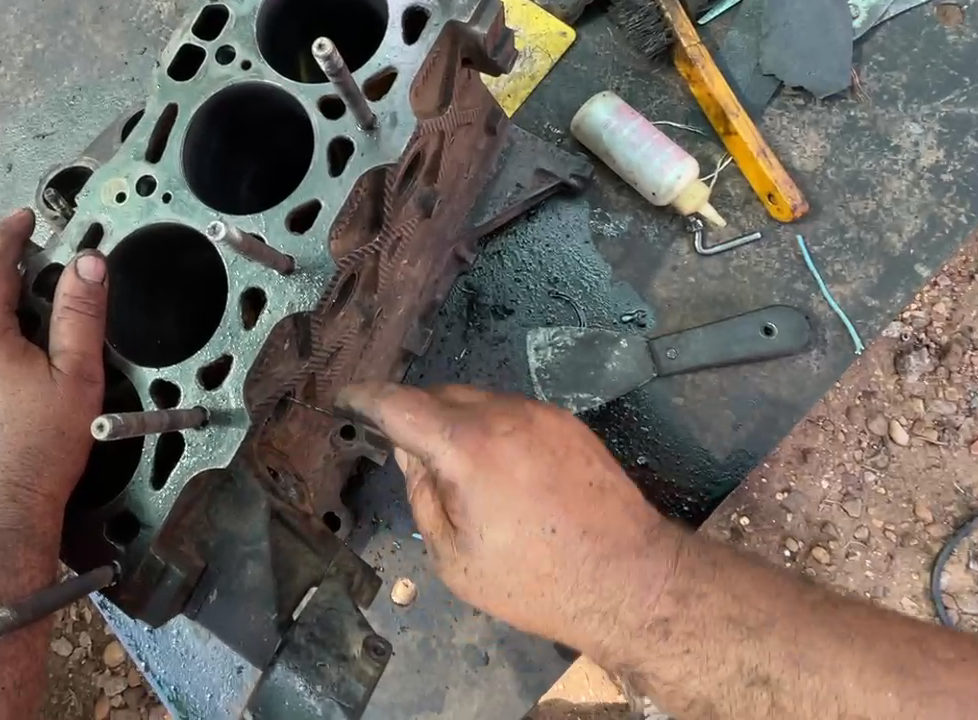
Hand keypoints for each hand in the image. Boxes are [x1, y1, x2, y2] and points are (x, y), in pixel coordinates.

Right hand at [336, 383, 686, 660]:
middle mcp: (500, 413)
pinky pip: (509, 411)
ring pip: (475, 400)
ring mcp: (536, 412)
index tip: (346, 396)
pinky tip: (504, 473)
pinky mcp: (563, 420)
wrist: (632, 579)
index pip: (399, 404)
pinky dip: (489, 429)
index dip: (365, 396)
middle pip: (437, 396)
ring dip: (455, 424)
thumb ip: (421, 494)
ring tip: (466, 476)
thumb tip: (410, 453)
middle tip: (412, 458)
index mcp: (466, 446)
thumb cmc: (535, 580)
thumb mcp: (454, 556)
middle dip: (415, 417)